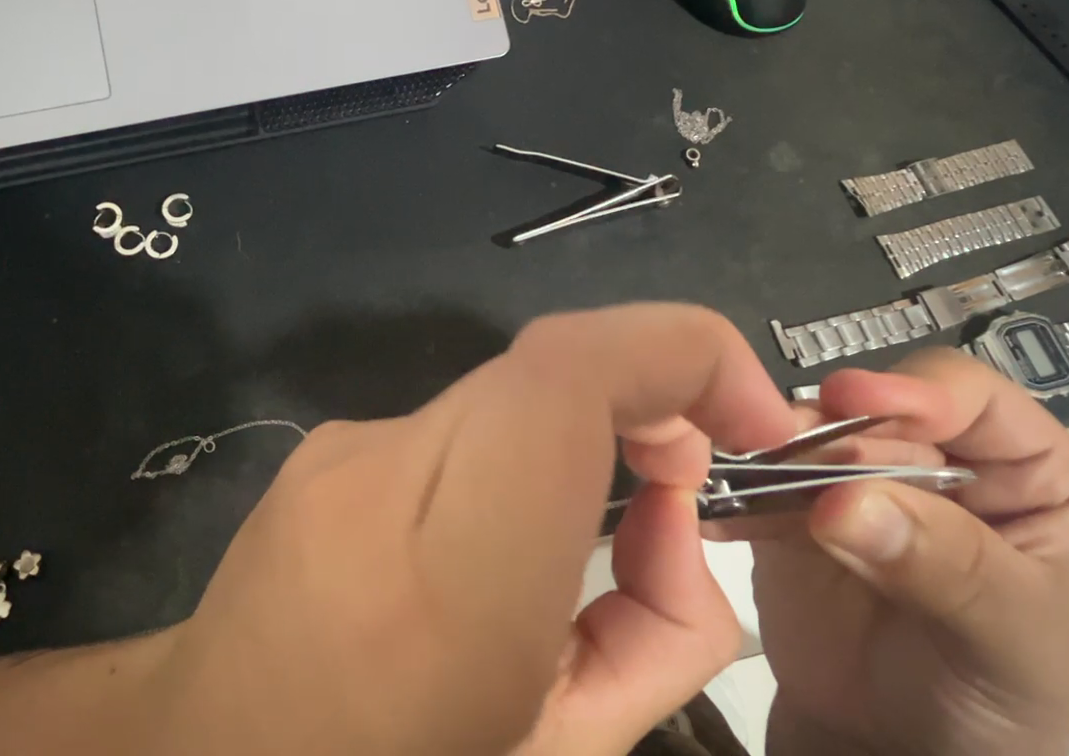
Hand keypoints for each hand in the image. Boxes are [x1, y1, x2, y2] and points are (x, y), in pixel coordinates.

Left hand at [157, 305, 802, 755]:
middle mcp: (381, 472)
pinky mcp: (322, 444)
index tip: (746, 416)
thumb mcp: (568, 748)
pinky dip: (514, 450)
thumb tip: (670, 512)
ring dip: (580, 429)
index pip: (564, 376)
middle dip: (648, 390)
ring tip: (589, 529)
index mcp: (451, 575)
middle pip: (544, 364)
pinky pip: (451, 422)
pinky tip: (497, 535)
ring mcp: (339, 447)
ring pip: (505, 393)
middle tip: (688, 476)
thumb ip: (661, 628)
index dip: (676, 353)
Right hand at [720, 349, 1068, 755]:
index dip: (915, 391)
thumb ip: (947, 569)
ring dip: (762, 449)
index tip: (853, 399)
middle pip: (865, 411)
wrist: (893, 751)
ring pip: (798, 433)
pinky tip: (709, 508)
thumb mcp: (1006, 642)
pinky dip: (725, 488)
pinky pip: (748, 479)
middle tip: (787, 465)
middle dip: (827, 434)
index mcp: (1017, 470)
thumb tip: (847, 502)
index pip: (968, 397)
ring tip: (736, 478)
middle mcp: (929, 458)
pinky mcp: (782, 505)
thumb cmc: (987, 698)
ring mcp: (847, 478)